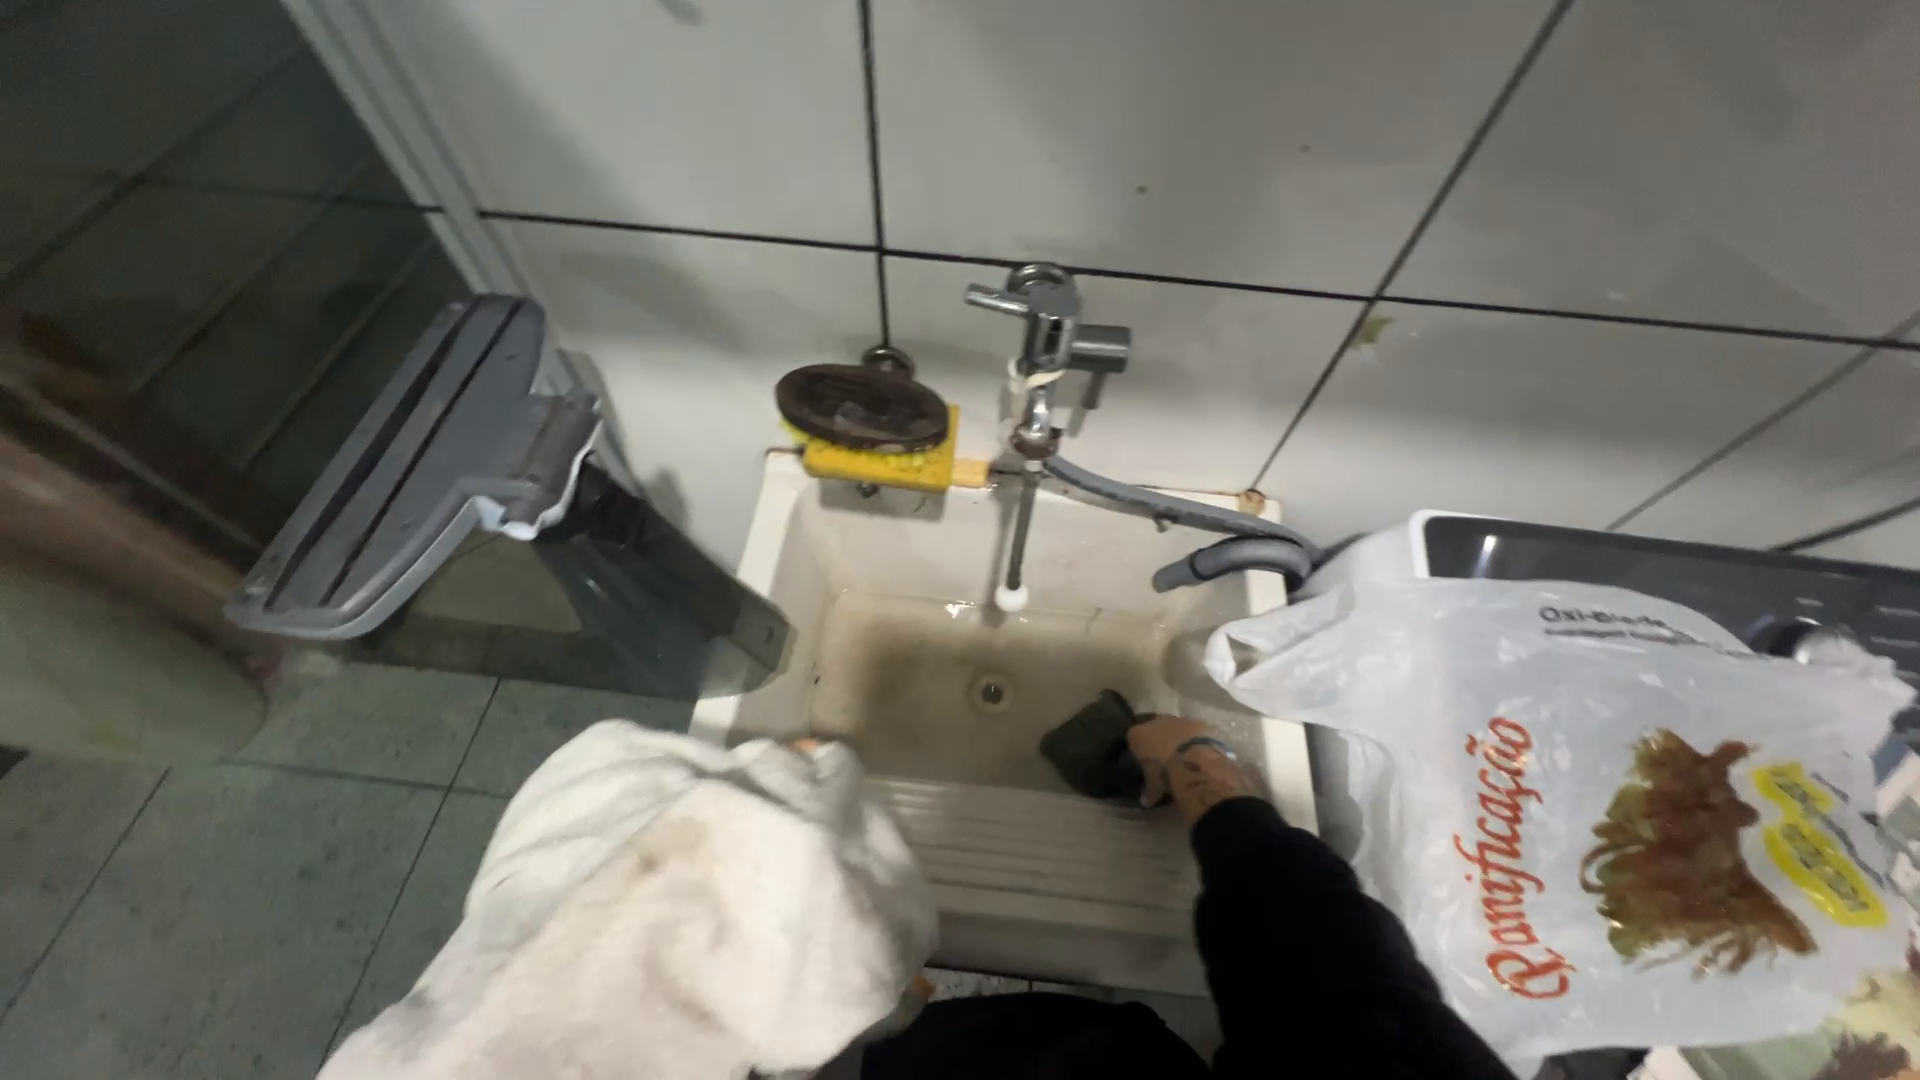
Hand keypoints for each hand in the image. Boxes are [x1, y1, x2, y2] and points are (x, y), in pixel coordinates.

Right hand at [1127, 715, 1257, 824]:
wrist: (1194, 763)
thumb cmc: (1165, 773)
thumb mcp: (1153, 786)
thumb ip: (1149, 789)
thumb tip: (1146, 801)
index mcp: (1137, 734)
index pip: (1133, 738)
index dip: (1139, 750)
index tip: (1145, 762)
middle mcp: (1155, 721)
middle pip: (1154, 729)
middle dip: (1159, 741)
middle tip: (1165, 758)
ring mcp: (1178, 720)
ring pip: (1175, 727)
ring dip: (1178, 739)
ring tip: (1184, 756)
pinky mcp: (1199, 723)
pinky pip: (1194, 731)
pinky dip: (1195, 741)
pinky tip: (1199, 754)